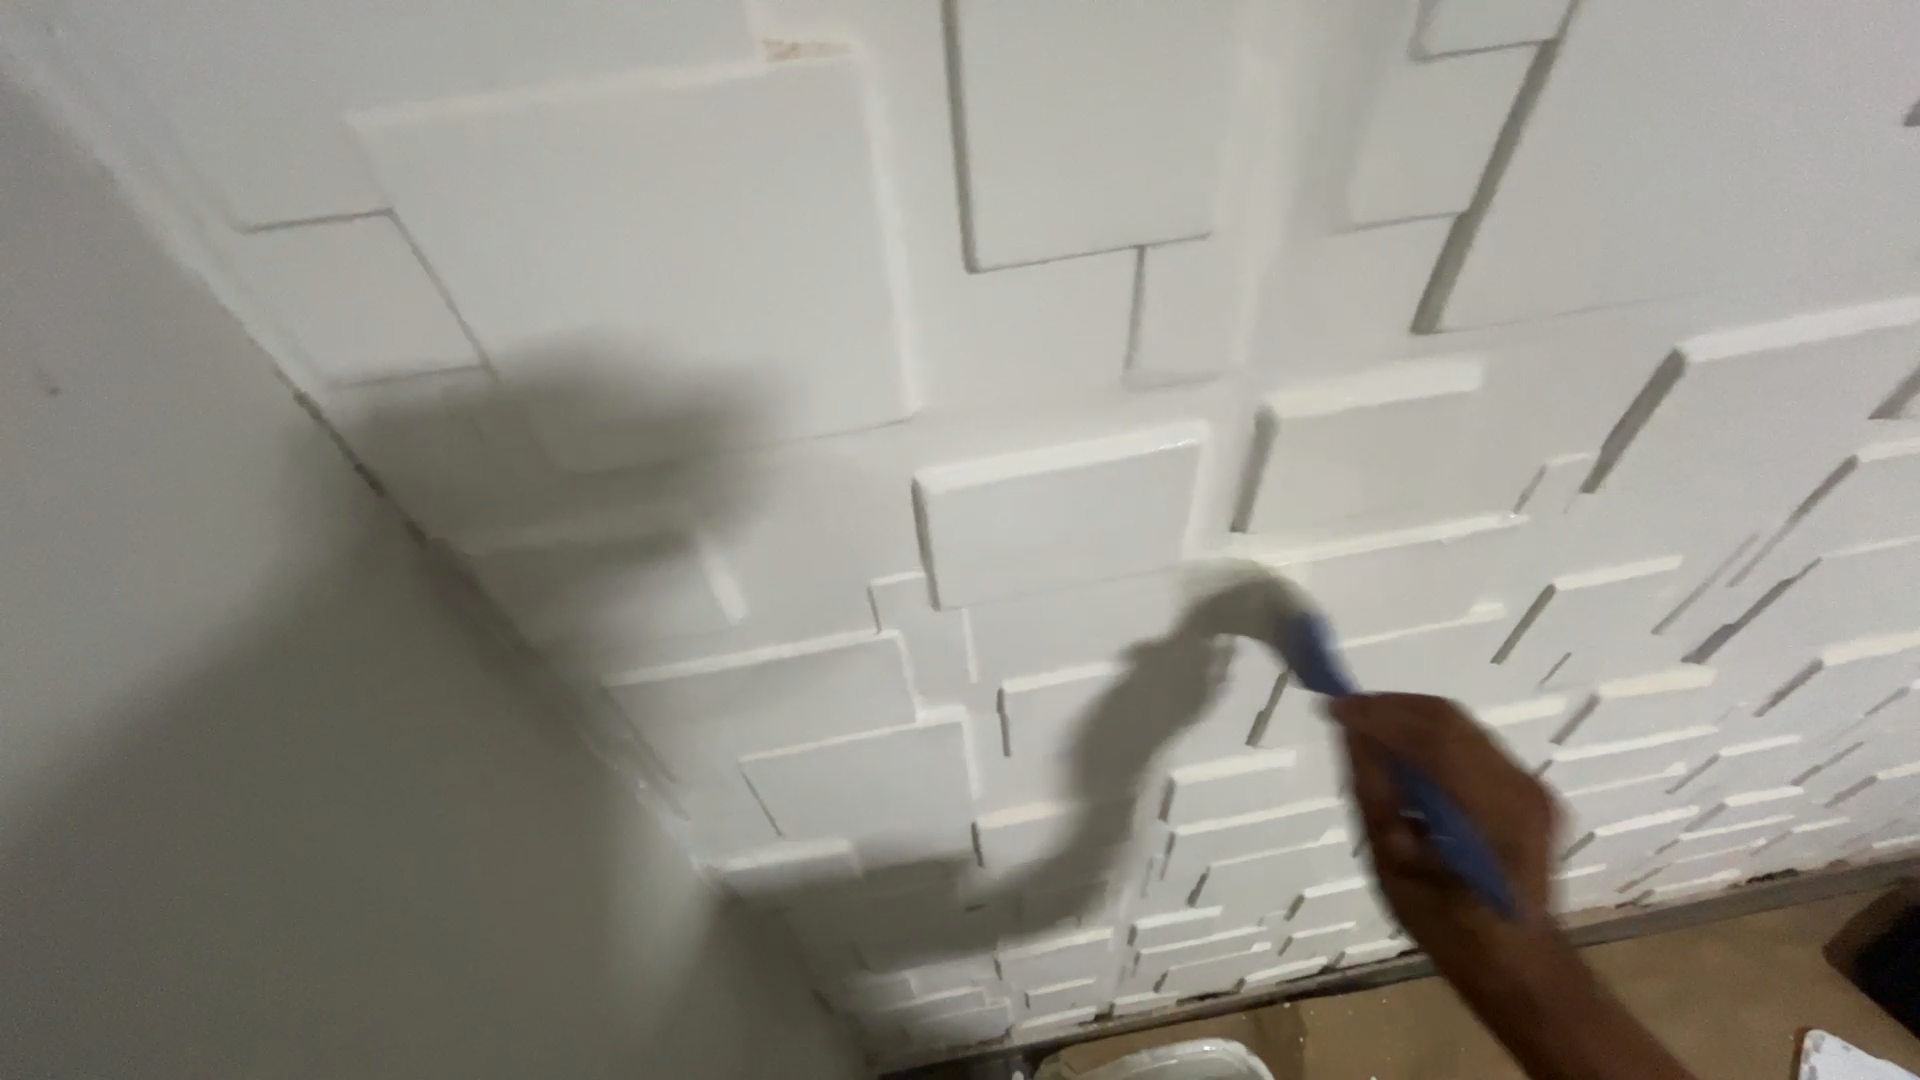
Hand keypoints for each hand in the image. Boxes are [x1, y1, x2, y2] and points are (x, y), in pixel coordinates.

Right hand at [1329, 693, 1563, 997]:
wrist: (1517, 960)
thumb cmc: (1445, 923)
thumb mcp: (1392, 863)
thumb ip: (1374, 792)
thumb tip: (1351, 732)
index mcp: (1492, 818)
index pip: (1433, 738)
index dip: (1380, 714)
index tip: (1333, 707)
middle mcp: (1520, 791)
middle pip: (1448, 720)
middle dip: (1390, 707)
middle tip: (1343, 711)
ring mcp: (1531, 787)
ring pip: (1458, 726)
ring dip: (1407, 719)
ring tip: (1364, 728)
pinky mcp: (1528, 788)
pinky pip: (1469, 742)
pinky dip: (1427, 736)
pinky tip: (1397, 751)